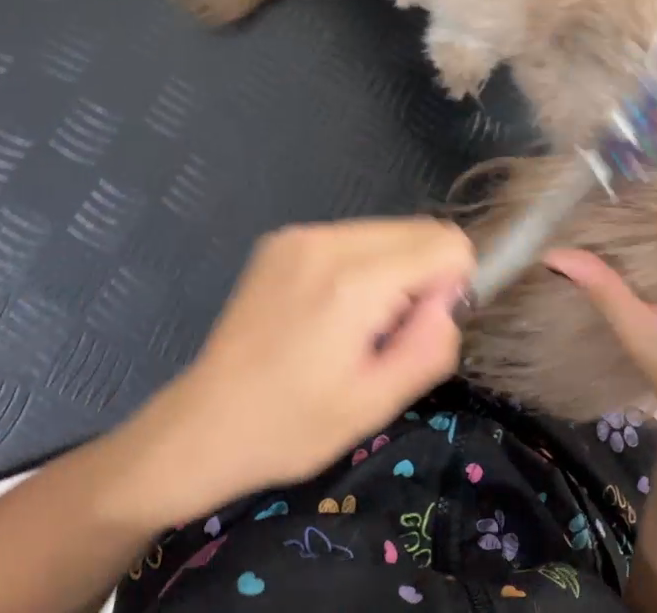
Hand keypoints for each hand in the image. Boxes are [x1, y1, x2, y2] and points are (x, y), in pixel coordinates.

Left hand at [138, 218, 473, 519]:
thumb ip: (430, 345)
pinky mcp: (282, 240)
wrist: (204, 424)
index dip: (453, 286)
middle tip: (389, 334)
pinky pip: (352, 236)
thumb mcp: (375, 404)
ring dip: (394, 270)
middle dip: (424, 276)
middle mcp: (327, 241)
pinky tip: (331, 311)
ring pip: (387, 230)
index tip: (423, 329)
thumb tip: (451, 299)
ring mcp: (300, 235)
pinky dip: (362, 265)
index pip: (446, 244)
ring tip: (357, 326)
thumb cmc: (292, 426)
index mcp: (354, 282)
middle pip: (419, 230)